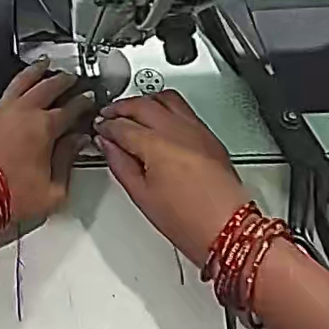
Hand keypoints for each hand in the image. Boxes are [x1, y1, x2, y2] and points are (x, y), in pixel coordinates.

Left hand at [0, 61, 93, 226]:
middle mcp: (24, 113)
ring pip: (24, 80)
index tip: (88, 101)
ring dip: (39, 71)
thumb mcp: (54, 188)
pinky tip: (20, 83)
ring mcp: (3, 111)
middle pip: (50, 86)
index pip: (71, 109)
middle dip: (65, 81)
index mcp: (45, 127)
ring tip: (46, 65)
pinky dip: (18, 81)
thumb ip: (67, 160)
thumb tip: (75, 144)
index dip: (83, 103)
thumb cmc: (8, 194)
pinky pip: (8, 89)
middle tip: (73, 79)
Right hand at [95, 90, 250, 265]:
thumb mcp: (141, 195)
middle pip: (141, 104)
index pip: (122, 125)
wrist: (229, 230)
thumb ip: (120, 164)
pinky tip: (157, 117)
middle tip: (107, 115)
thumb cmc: (190, 221)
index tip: (99, 129)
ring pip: (165, 98)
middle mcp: (178, 131)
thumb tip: (108, 146)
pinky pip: (183, 108)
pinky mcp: (209, 135)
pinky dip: (165, 106)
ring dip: (144, 101)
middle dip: (119, 108)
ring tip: (131, 111)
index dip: (105, 125)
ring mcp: (196, 130)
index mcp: (157, 146)